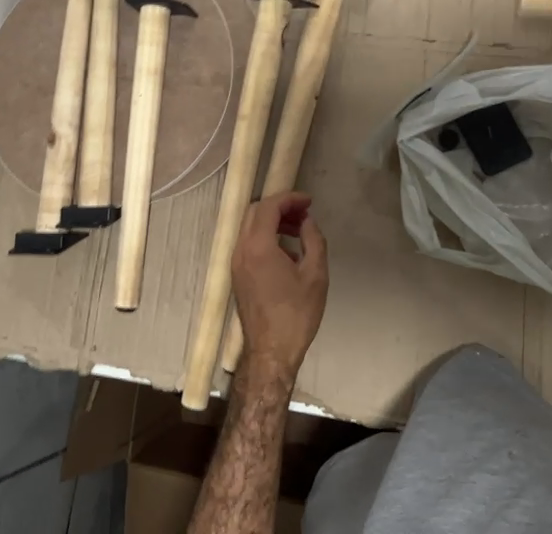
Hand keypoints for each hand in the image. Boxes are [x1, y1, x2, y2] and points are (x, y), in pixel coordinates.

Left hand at [232, 191, 327, 376]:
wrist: (272, 352)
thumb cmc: (296, 315)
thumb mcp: (316, 275)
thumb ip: (313, 240)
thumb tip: (307, 221)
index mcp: (258, 247)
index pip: (269, 207)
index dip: (289, 198)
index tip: (309, 201)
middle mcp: (241, 250)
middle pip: (254, 212)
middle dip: (279, 206)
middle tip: (303, 213)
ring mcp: (235, 263)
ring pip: (249, 227)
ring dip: (271, 221)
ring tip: (298, 230)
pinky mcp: (237, 275)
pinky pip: (248, 244)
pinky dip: (265, 237)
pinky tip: (287, 252)